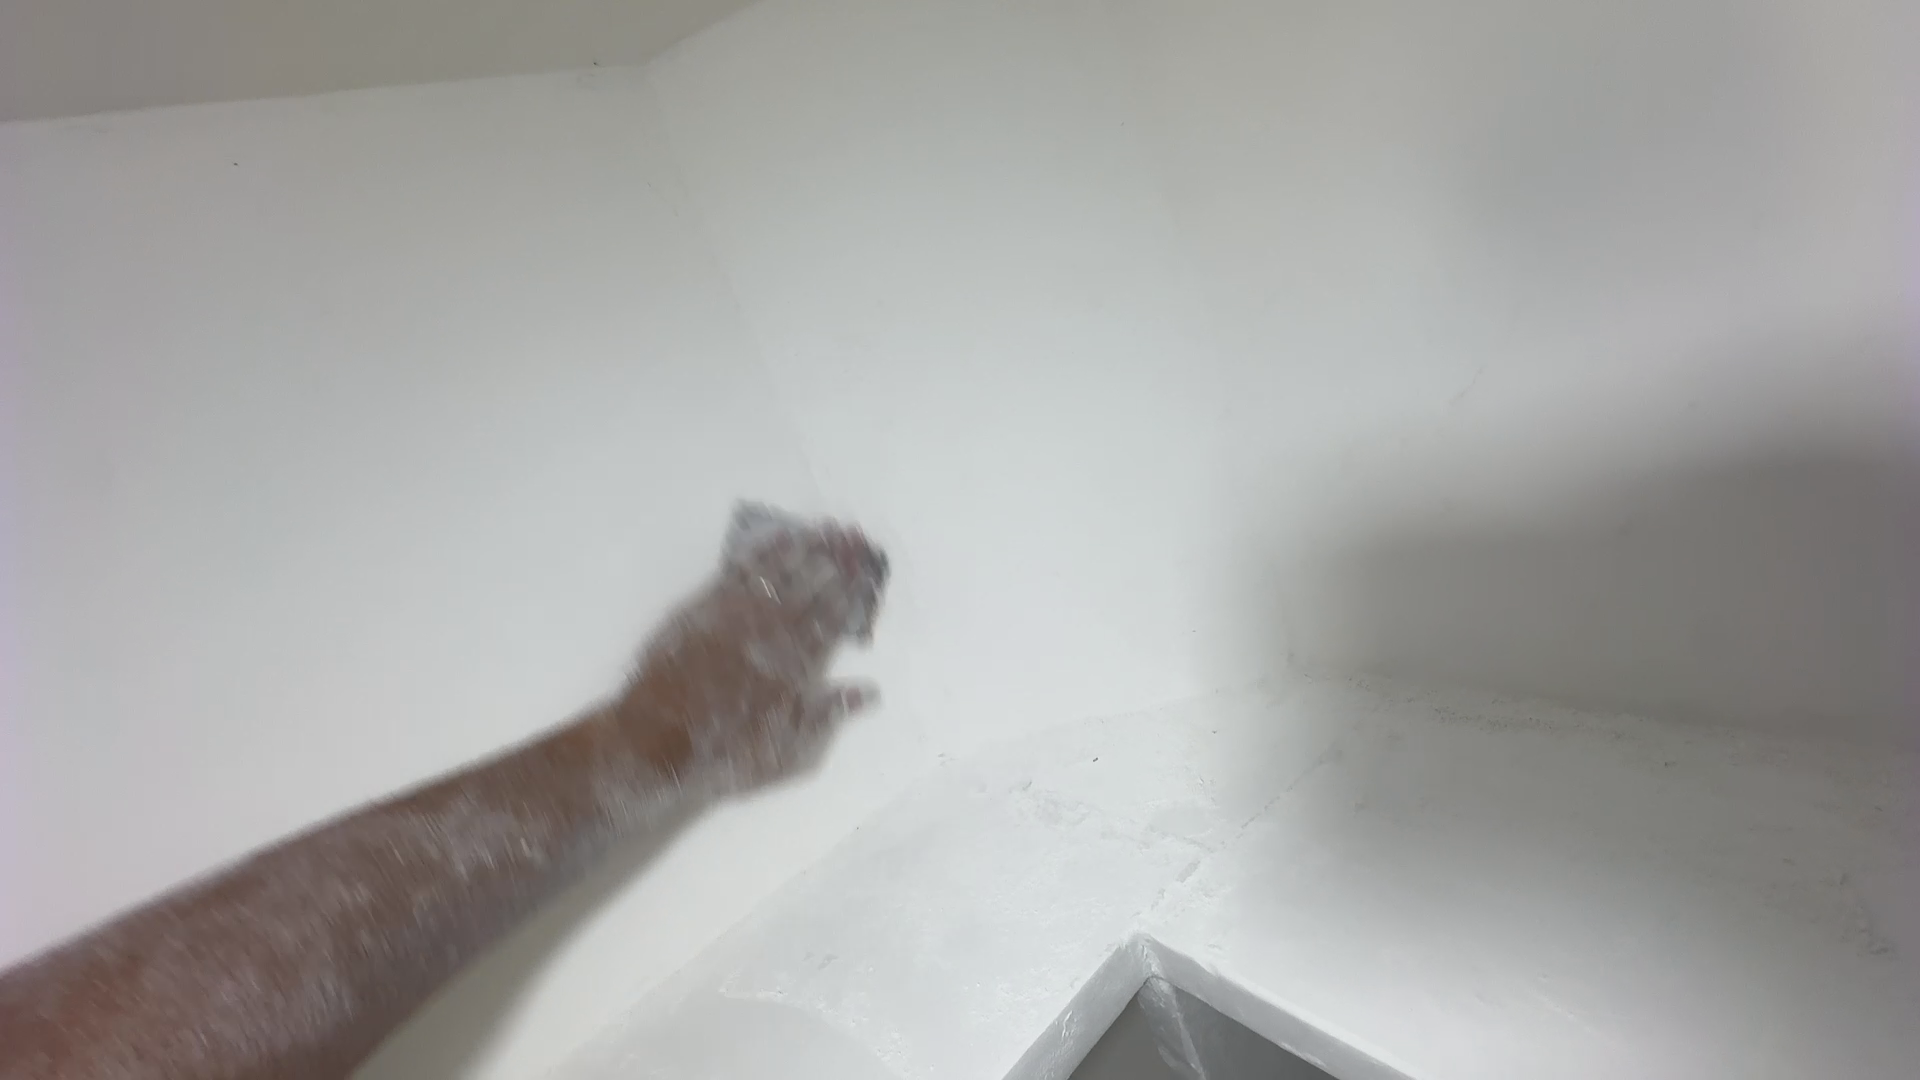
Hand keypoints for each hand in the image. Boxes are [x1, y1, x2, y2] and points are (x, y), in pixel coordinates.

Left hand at [615, 503, 889, 792]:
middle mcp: (774, 633)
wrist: (656, 744)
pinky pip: (743, 570)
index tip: (867, 568)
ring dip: (807, 548)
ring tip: (826, 528)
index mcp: (799, 665)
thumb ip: (829, 716)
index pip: (835, 618)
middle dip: (837, 560)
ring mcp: (740, 615)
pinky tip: (779, 538)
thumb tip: (870, 691)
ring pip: (782, 572)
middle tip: (855, 535)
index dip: (853, 590)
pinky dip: (764, 552)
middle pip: (814, 587)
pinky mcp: (707, 606)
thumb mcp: (790, 752)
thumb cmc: (727, 754)